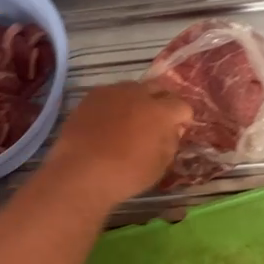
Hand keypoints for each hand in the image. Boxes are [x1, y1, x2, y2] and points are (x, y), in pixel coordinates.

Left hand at [41, 82, 192, 204]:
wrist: (81, 172)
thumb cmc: (126, 175)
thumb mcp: (160, 166)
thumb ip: (171, 142)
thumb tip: (172, 129)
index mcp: (161, 112)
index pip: (182, 106)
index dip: (182, 118)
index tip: (177, 130)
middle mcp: (139, 94)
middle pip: (158, 88)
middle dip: (162, 102)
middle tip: (156, 121)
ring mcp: (113, 92)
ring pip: (133, 88)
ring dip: (137, 100)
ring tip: (130, 120)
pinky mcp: (92, 96)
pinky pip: (111, 94)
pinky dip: (115, 104)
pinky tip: (108, 121)